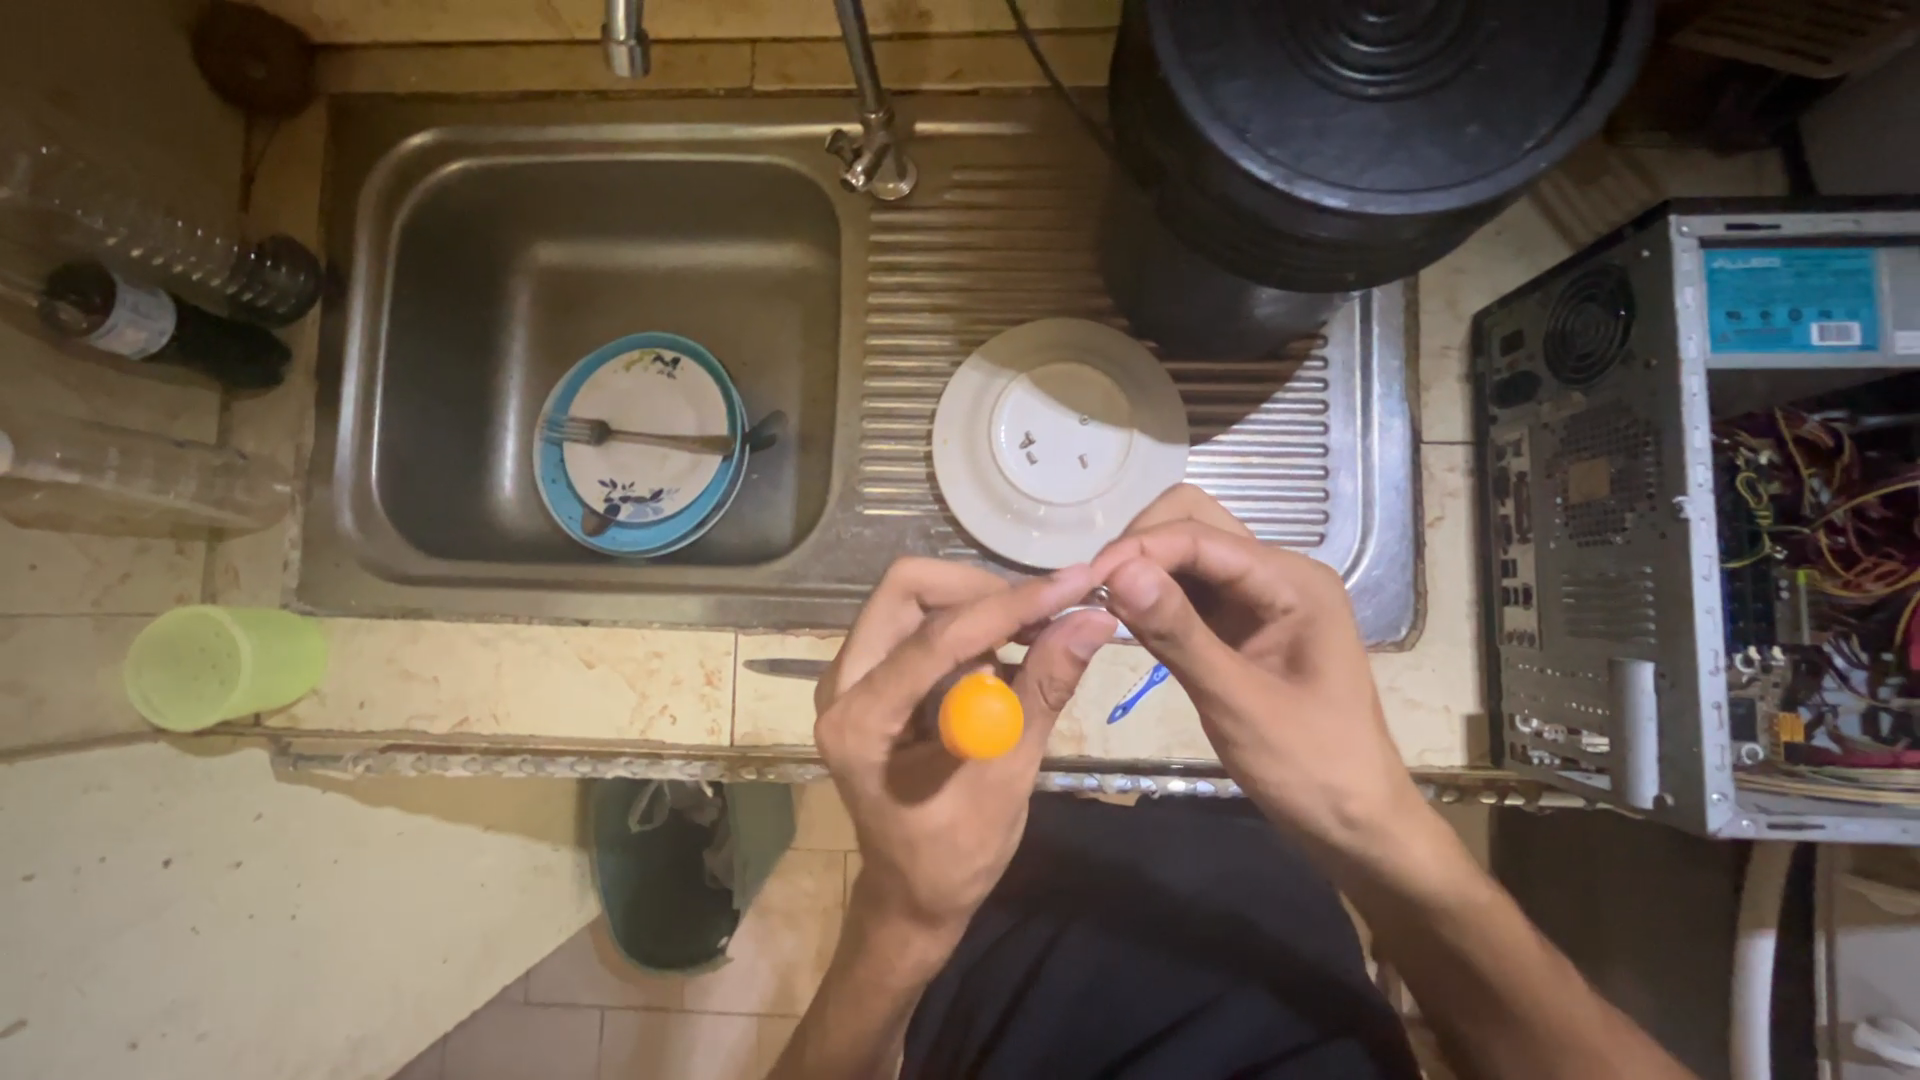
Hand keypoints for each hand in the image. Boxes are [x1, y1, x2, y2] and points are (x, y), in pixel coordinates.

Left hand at [814, 558, 1115, 949]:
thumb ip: (1042, 692)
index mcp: (859, 723)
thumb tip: (1091, 620)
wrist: (910, 891)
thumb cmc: (953, 855)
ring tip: (1032, 639)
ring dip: (978, 606)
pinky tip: (1005, 657)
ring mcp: (850, 675)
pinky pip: (917, 620)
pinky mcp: (871, 673)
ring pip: (913, 596)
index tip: (1074, 585)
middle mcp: (841, 684)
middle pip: (907, 588)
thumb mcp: (1007, 779)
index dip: (1010, 606)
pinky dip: (968, 624)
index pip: (936, 638)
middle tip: (1043, 617)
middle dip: (983, 592)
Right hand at [1090, 486, 1426, 868]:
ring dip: (1142, 568)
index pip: (1199, 535)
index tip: (1084, 584)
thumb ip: (1178, 634)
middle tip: (1095, 592)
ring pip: (1186, 553)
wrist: (1354, 822)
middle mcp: (1276, 575)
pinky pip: (1188, 591)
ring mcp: (1258, 599)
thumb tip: (1117, 573)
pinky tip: (1124, 620)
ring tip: (1099, 605)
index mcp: (1292, 582)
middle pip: (1193, 524)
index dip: (1138, 550)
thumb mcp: (1237, 702)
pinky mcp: (1240, 625)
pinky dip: (1153, 597)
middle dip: (1139, 546)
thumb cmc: (1310, 766)